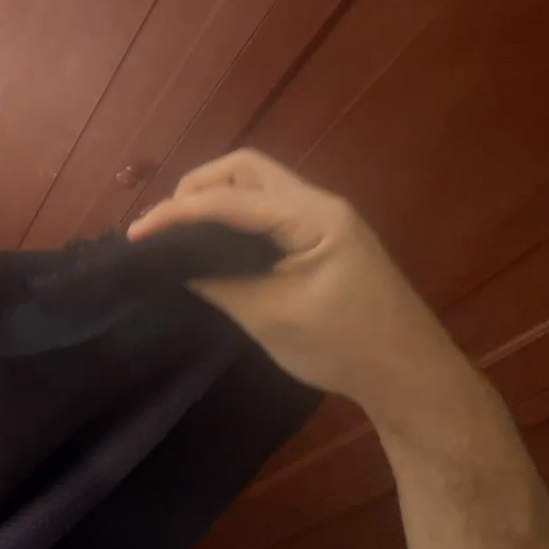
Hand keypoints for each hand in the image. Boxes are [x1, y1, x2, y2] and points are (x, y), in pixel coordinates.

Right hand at [128, 149, 469, 426]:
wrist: (412, 379)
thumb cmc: (343, 347)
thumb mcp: (268, 316)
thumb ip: (214, 280)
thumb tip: (168, 262)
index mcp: (313, 218)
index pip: (228, 200)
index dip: (175, 213)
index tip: (136, 235)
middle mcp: (318, 205)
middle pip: (243, 169)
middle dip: (195, 188)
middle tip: (165, 225)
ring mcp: (322, 218)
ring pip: (253, 182)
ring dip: (212, 196)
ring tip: (181, 230)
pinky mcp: (319, 236)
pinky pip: (264, 205)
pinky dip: (230, 211)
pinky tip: (211, 239)